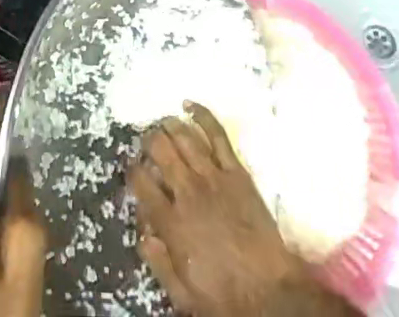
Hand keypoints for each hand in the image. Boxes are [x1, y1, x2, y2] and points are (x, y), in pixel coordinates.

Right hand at [127, 103, 359, 316]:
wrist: (268, 290)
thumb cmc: (222, 293)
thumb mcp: (180, 290)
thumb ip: (157, 259)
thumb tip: (142, 231)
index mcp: (170, 222)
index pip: (141, 184)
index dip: (131, 171)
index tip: (129, 166)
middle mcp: (188, 192)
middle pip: (161, 152)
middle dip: (148, 140)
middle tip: (143, 137)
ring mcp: (214, 177)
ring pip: (186, 138)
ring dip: (169, 124)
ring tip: (160, 120)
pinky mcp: (237, 170)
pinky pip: (217, 134)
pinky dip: (202, 115)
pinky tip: (189, 105)